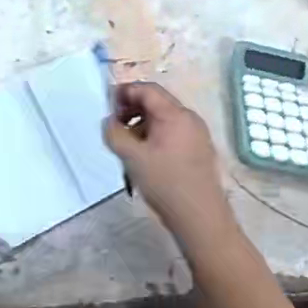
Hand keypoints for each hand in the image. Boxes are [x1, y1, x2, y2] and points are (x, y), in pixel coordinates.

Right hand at [103, 82, 241, 253]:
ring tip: (127, 143)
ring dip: (142, 123)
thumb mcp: (131, 157)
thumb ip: (114, 133)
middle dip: (132, 108)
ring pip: (164, 118)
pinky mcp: (199, 149)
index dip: (124, 92)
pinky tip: (145, 155)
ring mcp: (198, 134)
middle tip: (115, 125)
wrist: (200, 217)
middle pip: (157, 101)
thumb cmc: (165, 183)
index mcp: (175, 115)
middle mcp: (190, 118)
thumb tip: (109, 121)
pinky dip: (155, 135)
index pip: (147, 89)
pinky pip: (173, 132)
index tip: (107, 106)